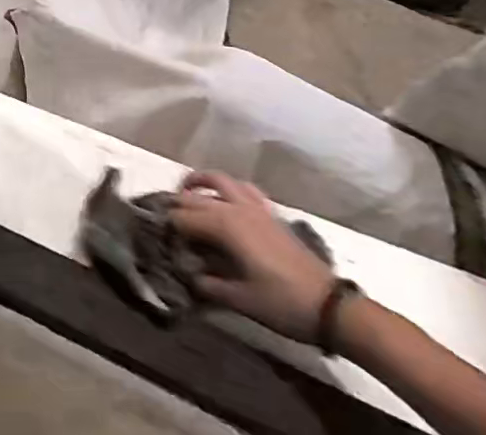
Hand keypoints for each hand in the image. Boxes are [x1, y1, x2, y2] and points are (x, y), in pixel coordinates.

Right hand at [169, 171, 336, 340]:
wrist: (330, 306)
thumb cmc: (282, 304)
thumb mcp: (239, 300)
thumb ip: (207, 284)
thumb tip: (187, 273)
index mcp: (225, 226)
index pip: (183, 218)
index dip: (167, 226)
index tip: (155, 236)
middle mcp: (236, 208)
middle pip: (195, 197)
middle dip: (176, 204)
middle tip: (161, 217)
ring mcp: (255, 207)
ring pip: (219, 180)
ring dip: (200, 183)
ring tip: (186, 193)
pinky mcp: (270, 213)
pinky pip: (244, 188)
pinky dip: (229, 187)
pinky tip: (225, 199)